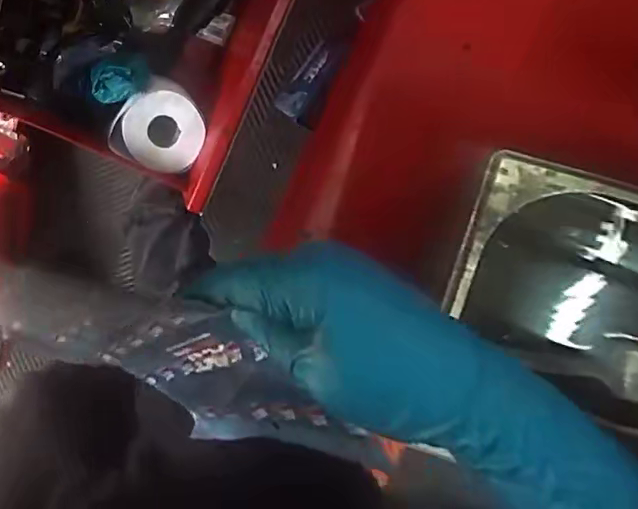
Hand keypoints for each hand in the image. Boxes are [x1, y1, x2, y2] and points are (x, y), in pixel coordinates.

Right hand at [188, 243, 637, 508]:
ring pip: (282, 278)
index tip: (174, 312)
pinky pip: (307, 281)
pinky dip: (289, 301)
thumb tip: (235, 323)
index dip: (204, 296)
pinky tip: (282, 326)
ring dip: (261, 303)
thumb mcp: (316, 373)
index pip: (237, 279)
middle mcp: (319, 254)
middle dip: (231, 302)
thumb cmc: (386, 382)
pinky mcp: (357, 273)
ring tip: (237, 334)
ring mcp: (341, 261)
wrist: (463, 383)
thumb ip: (269, 340)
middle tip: (204, 334)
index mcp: (304, 274)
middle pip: (258, 275)